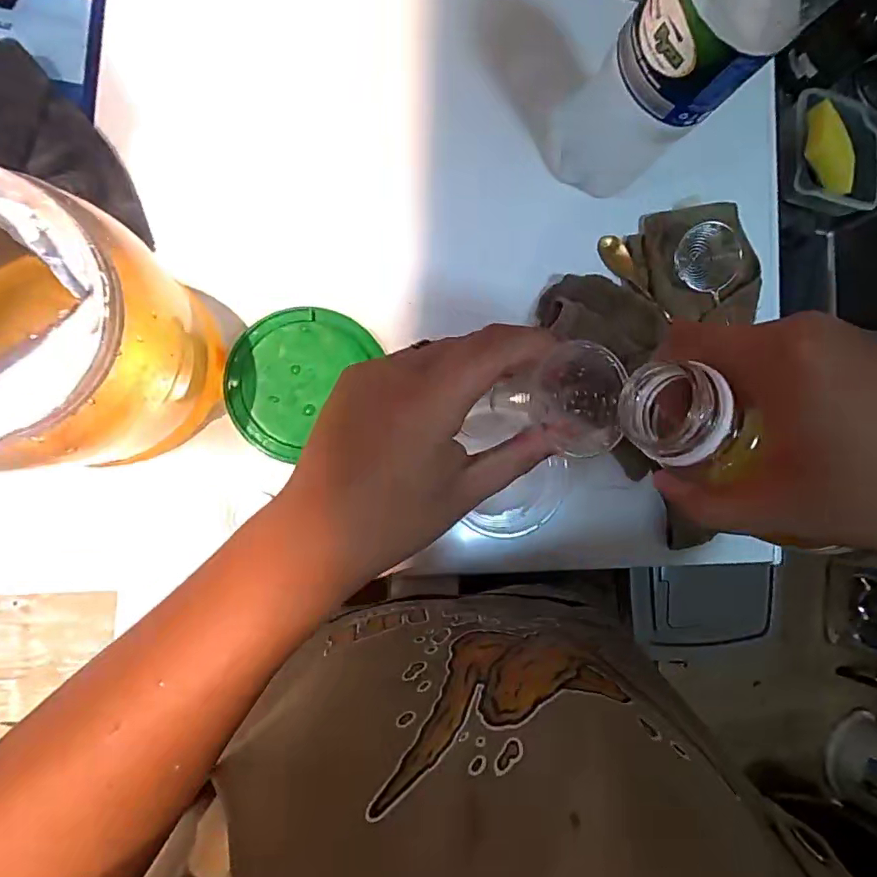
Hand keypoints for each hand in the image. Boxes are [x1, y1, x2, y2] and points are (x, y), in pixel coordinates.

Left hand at [274, 324, 557, 585]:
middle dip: (509, 349)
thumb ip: (517, 456)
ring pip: (438, 349)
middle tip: (538, 375)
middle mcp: (400, 370)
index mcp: (432, 395)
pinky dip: (441, 369)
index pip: (495, 346)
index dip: (534, 342)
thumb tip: (559, 435)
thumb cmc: (394, 520)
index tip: (561, 353)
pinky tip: (449, 398)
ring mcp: (372, 371)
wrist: (315, 534)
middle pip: (468, 342)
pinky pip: (410, 362)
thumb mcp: (464, 491)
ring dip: (474, 359)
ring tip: (500, 386)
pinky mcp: (354, 381)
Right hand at [651, 312, 876, 554]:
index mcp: (775, 352)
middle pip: (721, 348)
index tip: (659, 421)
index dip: (658, 375)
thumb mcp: (780, 507)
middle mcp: (805, 329)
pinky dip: (780, 392)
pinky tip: (807, 439)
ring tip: (752, 449)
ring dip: (739, 396)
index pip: (685, 338)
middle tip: (701, 448)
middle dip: (698, 395)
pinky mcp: (872, 352)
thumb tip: (663, 484)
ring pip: (761, 357)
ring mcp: (844, 336)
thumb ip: (706, 501)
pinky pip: (801, 362)